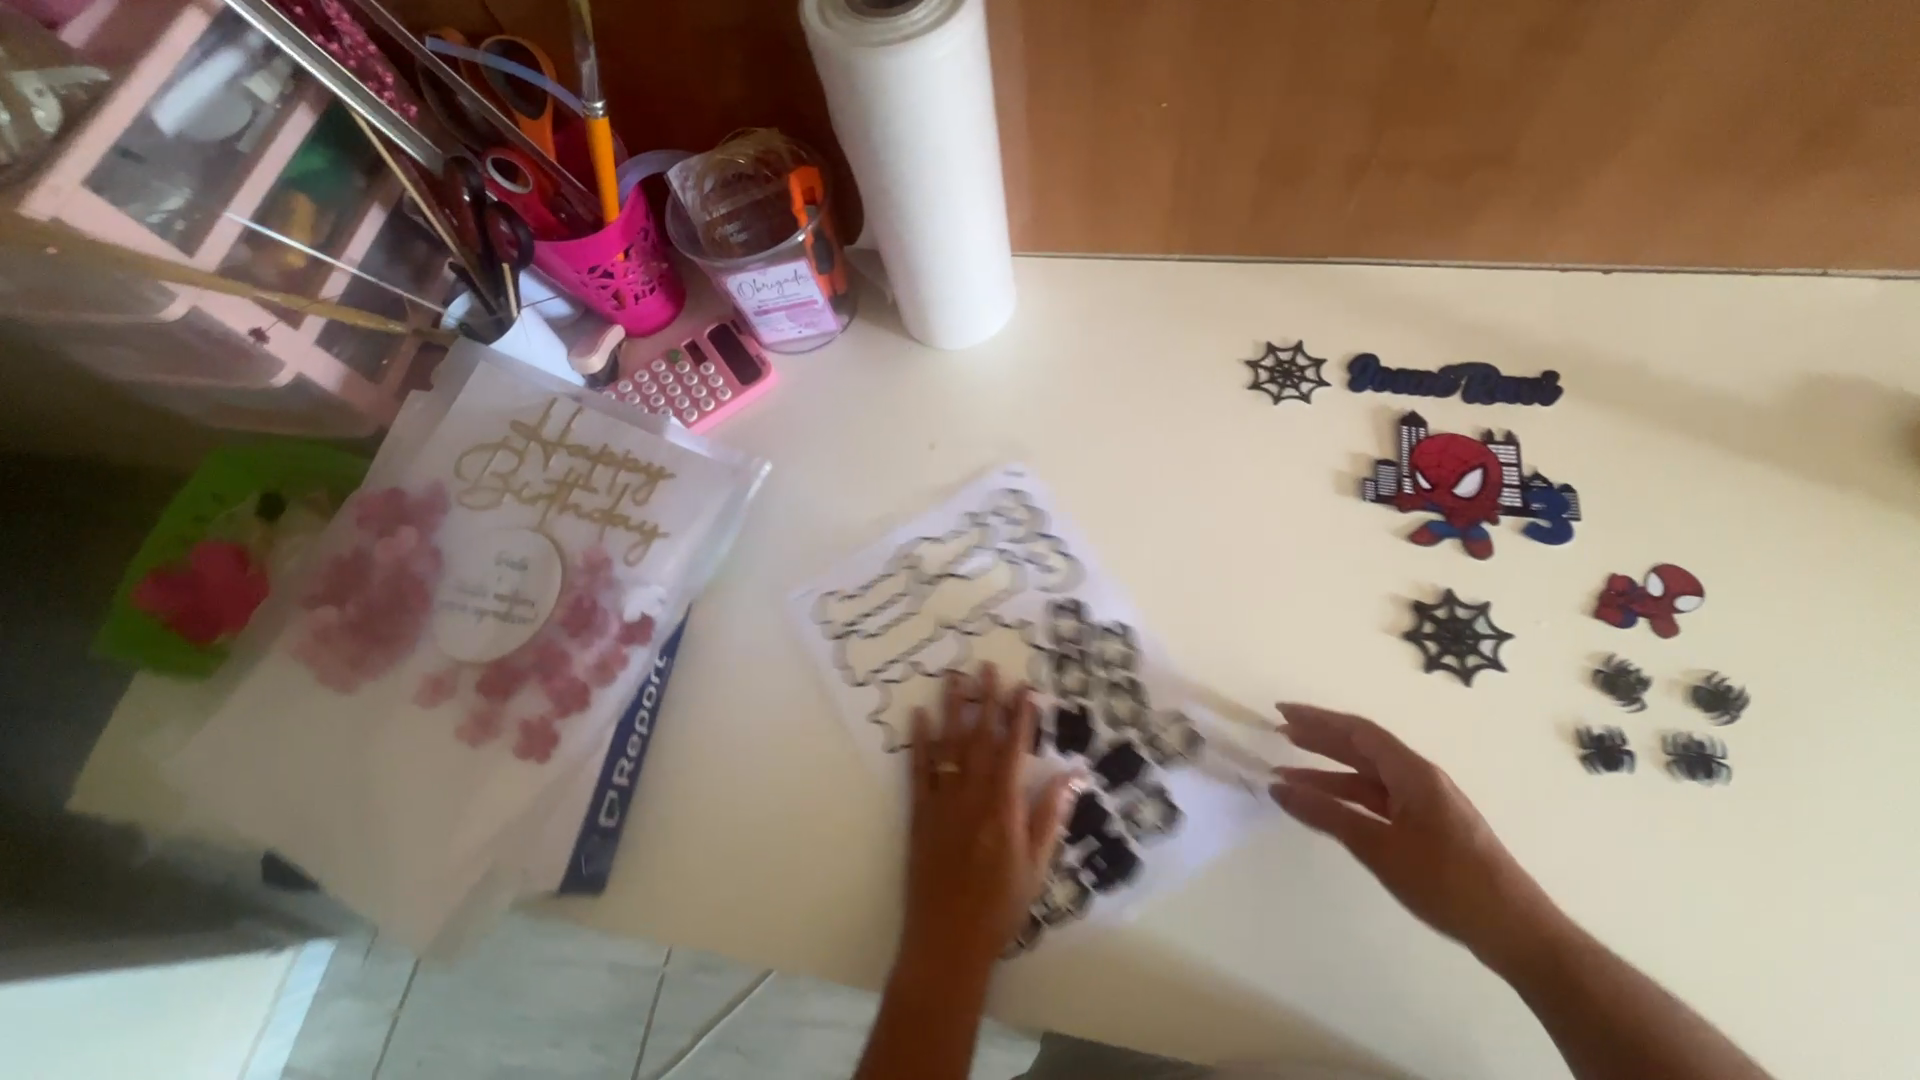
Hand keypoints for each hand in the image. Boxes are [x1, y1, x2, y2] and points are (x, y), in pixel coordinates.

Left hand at [901, 665, 1077, 974]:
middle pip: (980, 738)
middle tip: (987, 666)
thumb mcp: (1037, 865)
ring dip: (952, 709)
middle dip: (986, 700)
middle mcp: (971, 795)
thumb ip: (1050, 815)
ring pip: (948, 745)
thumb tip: (1072, 775)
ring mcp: (941, 802)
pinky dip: (918, 742)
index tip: (1026, 688)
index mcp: (1003, 807)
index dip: (1021, 716)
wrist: (947, 939)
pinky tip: (917, 717)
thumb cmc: (1000, 906)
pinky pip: (918, 770)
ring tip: (954, 677)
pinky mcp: (919, 814)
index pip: (1014, 750)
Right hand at [1269, 703, 1561, 967]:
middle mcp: (1420, 780)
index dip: (1318, 719)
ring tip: (1287, 776)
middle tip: (1278, 734)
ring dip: (1328, 773)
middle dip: (1320, 739)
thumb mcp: (1379, 847)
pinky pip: (1377, 801)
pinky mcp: (1427, 829)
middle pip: (1363, 749)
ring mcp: (1425, 805)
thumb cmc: (1447, 882)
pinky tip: (1325, 807)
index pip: (1358, 732)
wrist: (1514, 929)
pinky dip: (1347, 799)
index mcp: (1414, 773)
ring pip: (1368, 778)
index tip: (1281, 713)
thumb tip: (1278, 788)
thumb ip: (1327, 814)